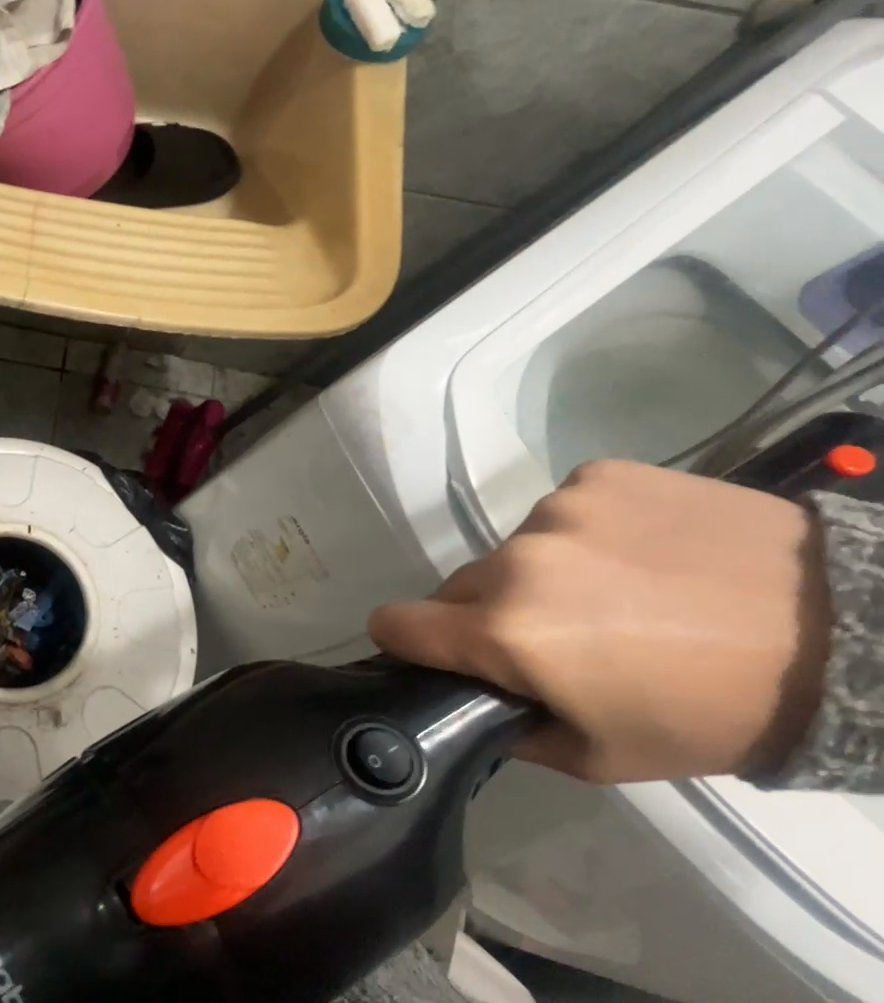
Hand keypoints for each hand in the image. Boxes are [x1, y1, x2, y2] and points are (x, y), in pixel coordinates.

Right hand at [367, 459, 832, 783]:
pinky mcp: (604, 476)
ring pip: (515, 549)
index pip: (394, 624)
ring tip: (622, 595)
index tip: (442, 656)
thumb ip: (510, 727)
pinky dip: (588, 534)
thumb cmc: (715, 714)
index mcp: (504, 631)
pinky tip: (647, 556)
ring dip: (543, 573)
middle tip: (560, 641)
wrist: (856, 638)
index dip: (409, 645)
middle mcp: (515, 561)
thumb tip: (472, 699)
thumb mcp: (601, 756)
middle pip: (456, 587)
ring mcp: (559, 509)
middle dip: (487, 614)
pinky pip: (565, 510)